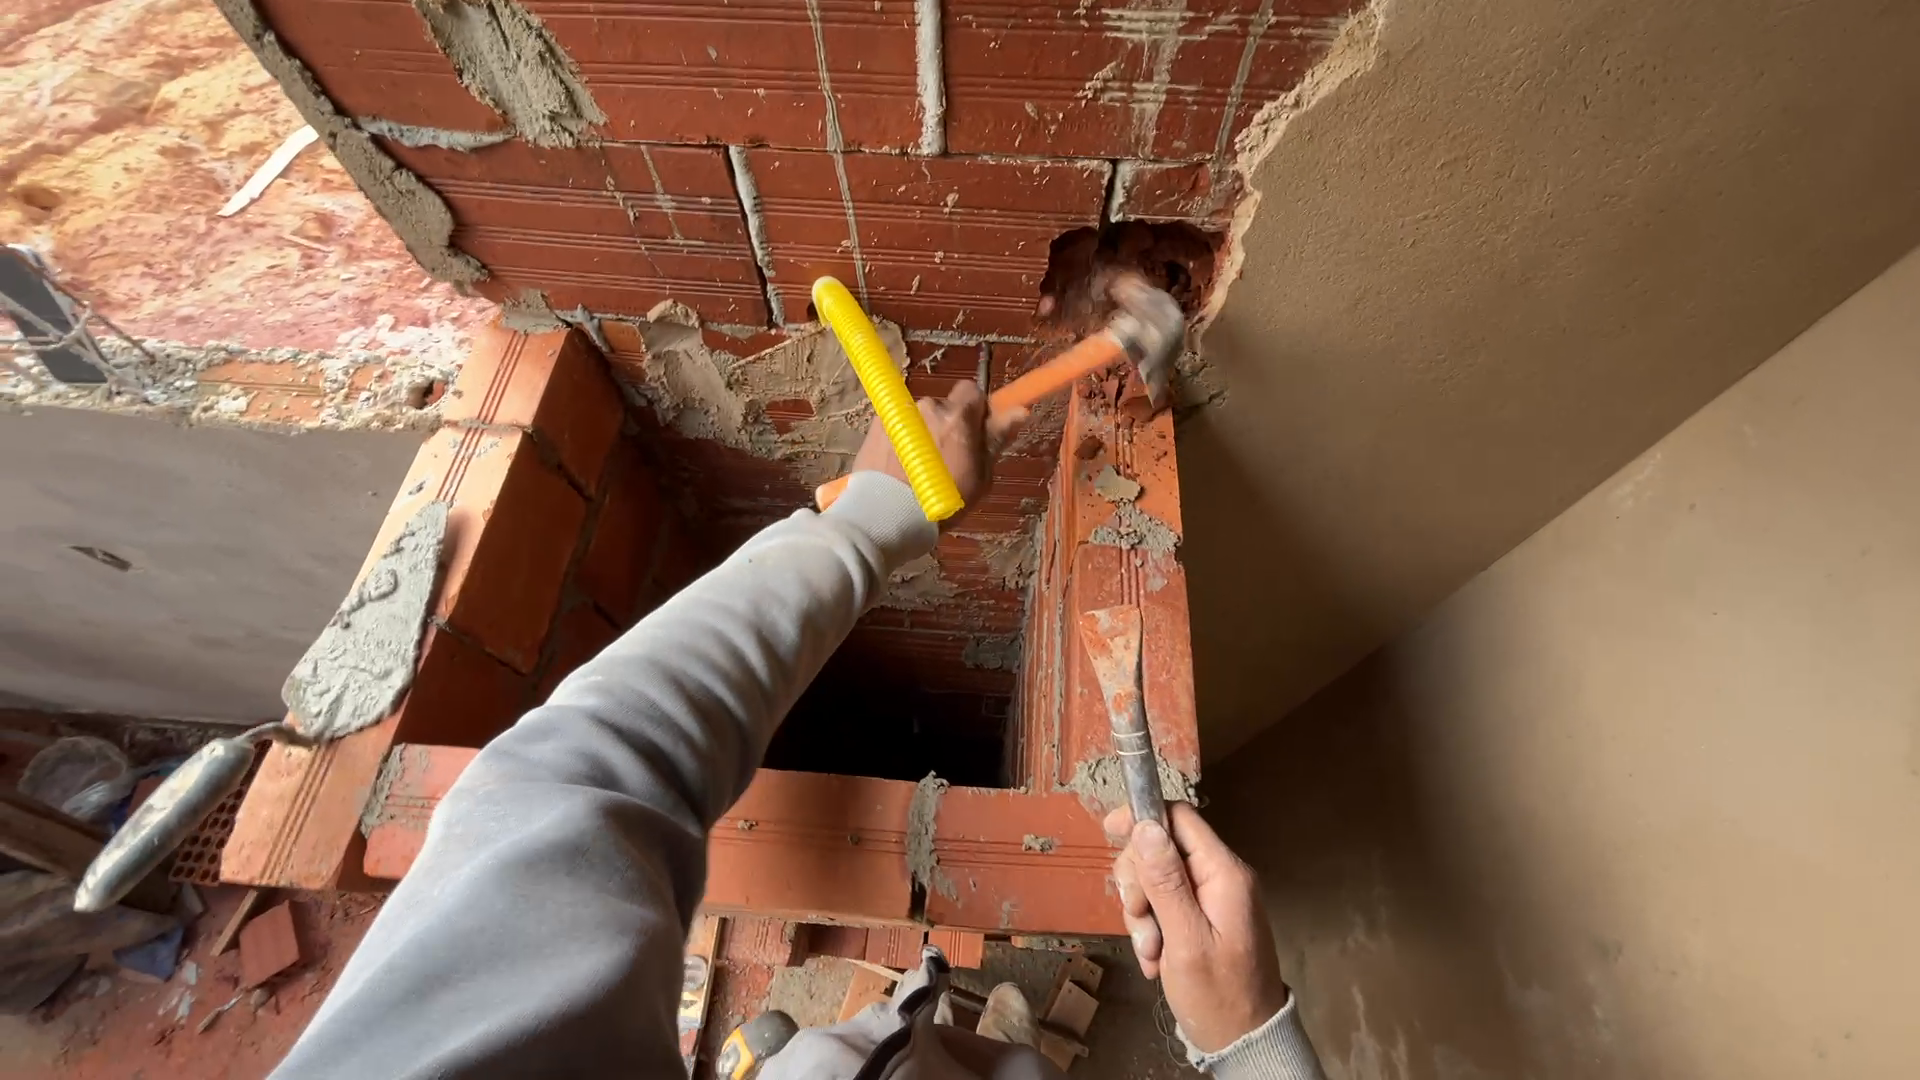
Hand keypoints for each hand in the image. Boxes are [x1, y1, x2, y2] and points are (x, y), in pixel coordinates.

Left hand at [850, 381, 1025, 522]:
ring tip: (917, 466)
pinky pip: (897, 424)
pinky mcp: (876, 424)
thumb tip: (1019, 412)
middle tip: (944, 458)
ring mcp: (899, 413)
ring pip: (919, 417)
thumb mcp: (980, 477)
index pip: (972, 391)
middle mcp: (928, 406)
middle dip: (946, 424)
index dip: (975, 411)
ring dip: (922, 432)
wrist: (888, 514)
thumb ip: (995, 441)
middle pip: (944, 406)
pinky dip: (901, 438)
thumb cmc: (942, 502)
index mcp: (958, 417)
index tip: (973, 435)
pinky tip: (899, 465)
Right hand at [1105, 802, 1289, 1052]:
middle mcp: (1220, 876)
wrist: (1246, 1047)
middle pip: (1161, 847)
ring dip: (1143, 912)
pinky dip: (1152, 927)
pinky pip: (1163, 902)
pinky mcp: (1203, 915)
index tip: (1110, 832)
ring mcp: (1212, 896)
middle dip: (1139, 882)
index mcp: (1224, 873)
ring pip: (1156, 876)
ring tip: (1151, 950)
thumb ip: (1166, 881)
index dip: (1142, 818)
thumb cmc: (1219, 997)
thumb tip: (1145, 826)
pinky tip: (1156, 957)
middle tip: (1139, 919)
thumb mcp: (1186, 940)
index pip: (1179, 817)